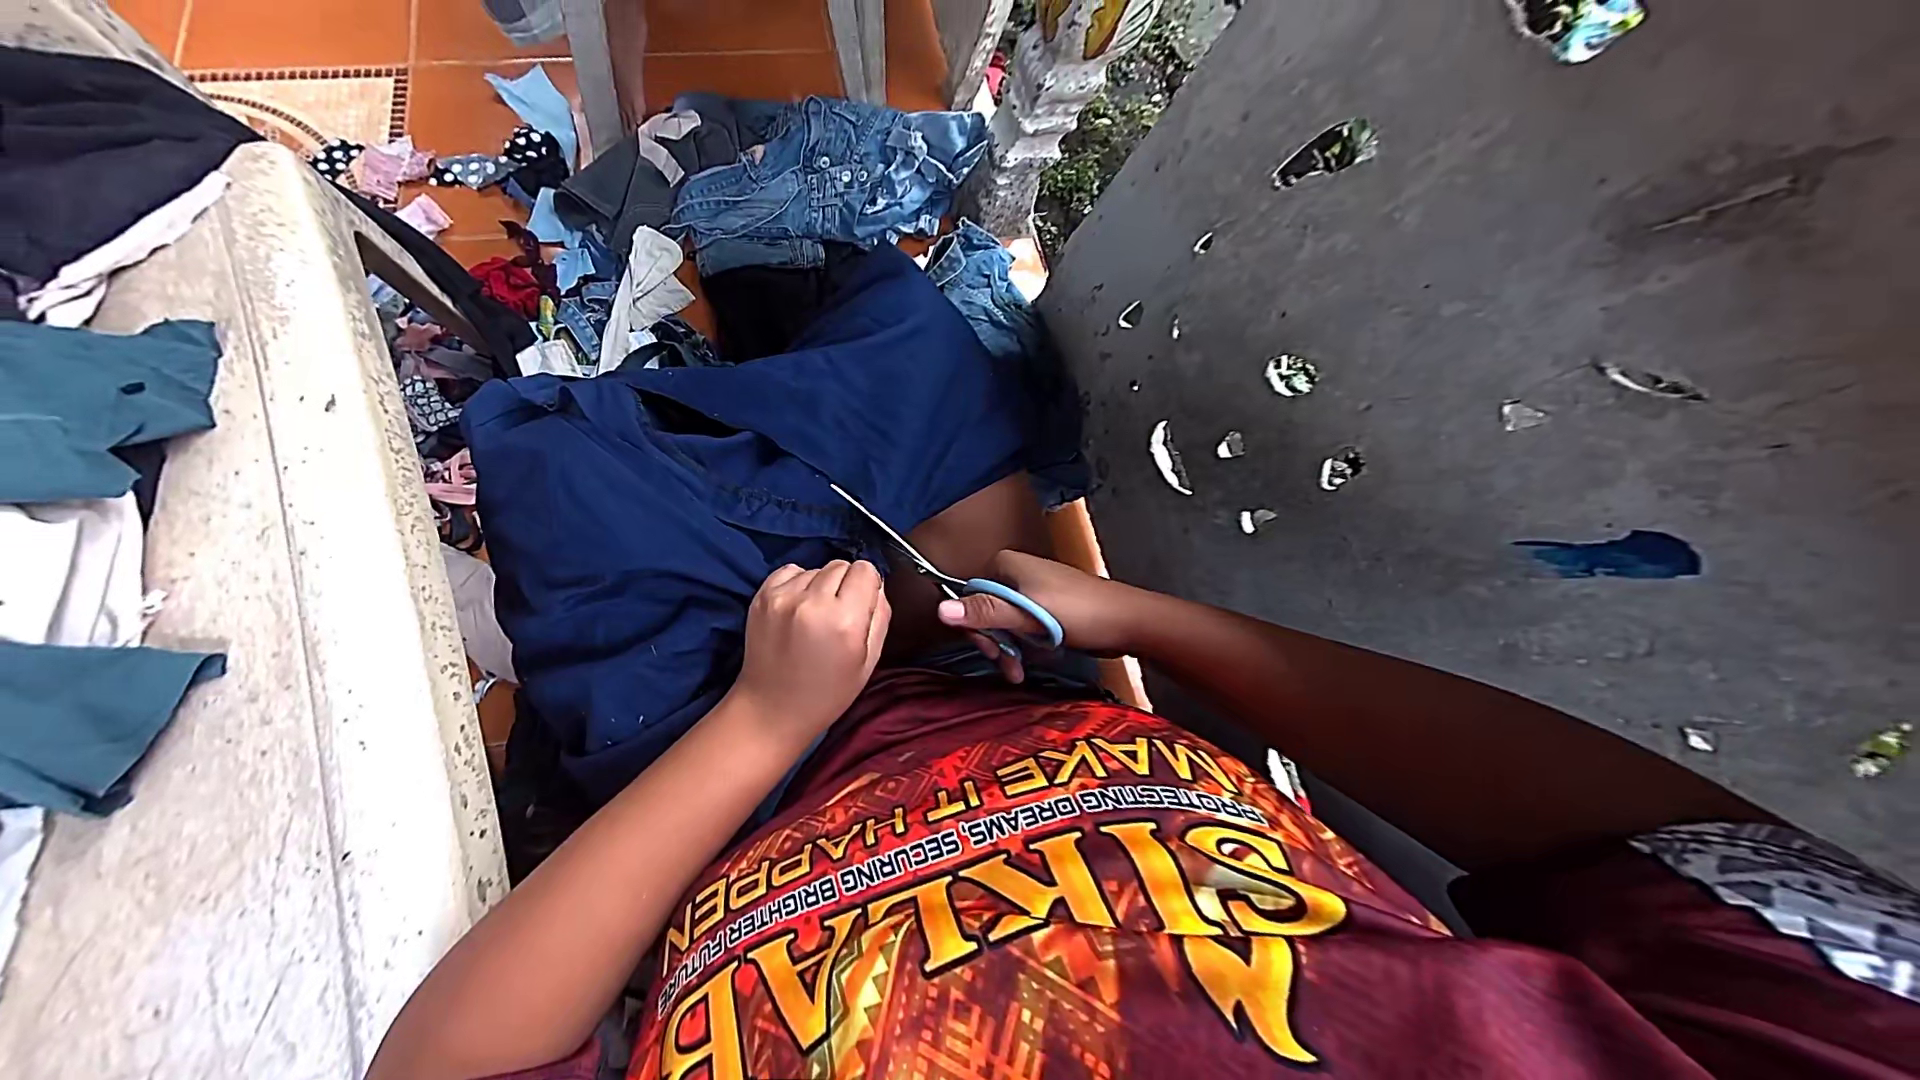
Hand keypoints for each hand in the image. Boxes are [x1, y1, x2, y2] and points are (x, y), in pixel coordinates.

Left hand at [730, 560, 891, 741]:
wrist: (771, 709)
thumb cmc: (826, 693)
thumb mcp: (869, 661)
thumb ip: (880, 615)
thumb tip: (877, 585)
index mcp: (844, 621)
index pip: (865, 570)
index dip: (868, 586)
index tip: (861, 604)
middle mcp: (812, 603)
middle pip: (841, 566)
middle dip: (845, 585)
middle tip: (838, 616)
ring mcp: (783, 598)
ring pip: (816, 569)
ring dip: (820, 586)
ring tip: (814, 617)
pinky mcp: (762, 597)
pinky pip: (791, 571)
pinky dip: (798, 584)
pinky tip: (797, 610)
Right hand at [935, 551, 1149, 681]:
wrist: (1128, 622)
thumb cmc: (1079, 613)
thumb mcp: (1027, 614)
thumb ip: (984, 612)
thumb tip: (941, 610)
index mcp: (1006, 565)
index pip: (969, 598)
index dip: (977, 629)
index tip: (994, 652)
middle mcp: (1015, 573)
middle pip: (985, 612)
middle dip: (996, 643)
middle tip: (1011, 666)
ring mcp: (1032, 590)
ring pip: (1004, 623)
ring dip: (1011, 649)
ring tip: (1022, 670)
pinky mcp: (1046, 607)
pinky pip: (1023, 627)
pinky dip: (1026, 644)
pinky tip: (1038, 657)